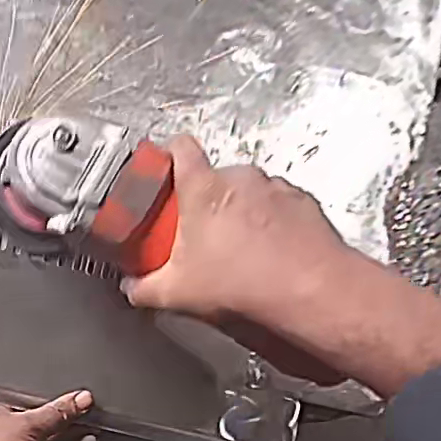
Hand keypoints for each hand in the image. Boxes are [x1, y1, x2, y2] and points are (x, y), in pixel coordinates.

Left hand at [0, 390, 93, 440]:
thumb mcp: (28, 427)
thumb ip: (58, 412)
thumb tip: (80, 399)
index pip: (24, 396)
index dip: (49, 397)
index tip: (74, 396)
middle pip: (38, 418)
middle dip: (63, 418)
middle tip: (85, 411)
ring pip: (47, 439)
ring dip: (68, 435)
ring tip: (87, 429)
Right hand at [122, 136, 440, 397]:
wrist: (309, 292)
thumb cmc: (241, 283)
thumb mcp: (174, 293)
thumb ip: (143, 288)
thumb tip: (131, 289)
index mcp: (203, 190)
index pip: (180, 148)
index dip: (166, 155)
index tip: (160, 173)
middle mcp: (241, 178)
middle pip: (211, 178)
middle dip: (200, 203)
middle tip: (192, 237)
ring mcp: (276, 188)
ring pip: (244, 193)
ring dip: (234, 215)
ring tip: (230, 253)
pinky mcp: (303, 204)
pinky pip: (274, 208)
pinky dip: (265, 226)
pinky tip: (261, 257)